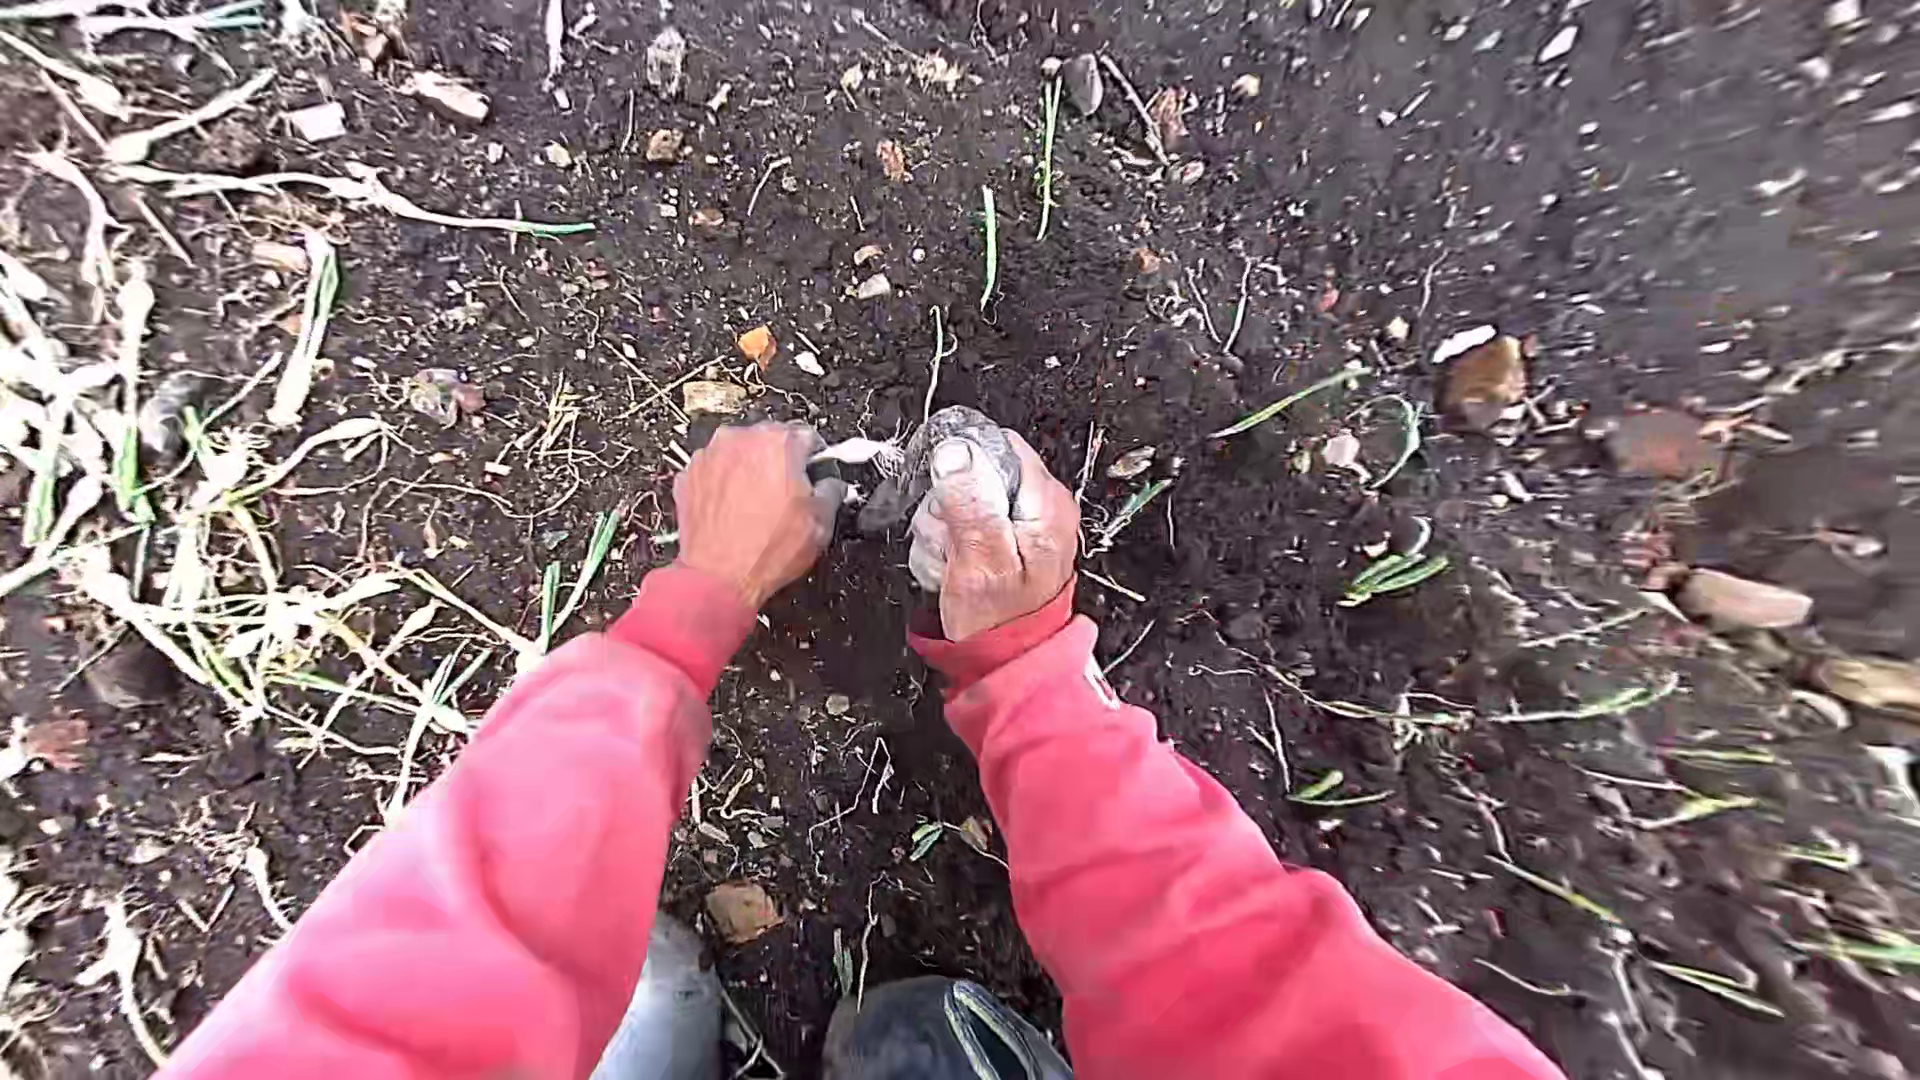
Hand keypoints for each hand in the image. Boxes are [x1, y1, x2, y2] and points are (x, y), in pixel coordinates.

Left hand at [673, 423, 846, 608]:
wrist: (720, 578)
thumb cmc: (767, 550)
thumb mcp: (822, 521)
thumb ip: (832, 490)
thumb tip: (831, 485)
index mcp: (778, 443)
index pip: (807, 435)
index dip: (815, 458)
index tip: (814, 474)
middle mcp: (741, 441)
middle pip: (771, 440)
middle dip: (781, 462)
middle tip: (788, 495)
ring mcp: (710, 457)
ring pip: (741, 454)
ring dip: (752, 472)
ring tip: (759, 507)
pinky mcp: (689, 476)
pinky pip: (716, 472)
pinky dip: (726, 485)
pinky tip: (736, 511)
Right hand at [908, 431, 1078, 640]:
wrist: (1003, 659)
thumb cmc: (998, 621)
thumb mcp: (979, 561)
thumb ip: (970, 504)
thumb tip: (957, 453)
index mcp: (1044, 505)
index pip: (1000, 447)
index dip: (964, 465)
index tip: (947, 498)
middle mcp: (1038, 508)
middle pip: (977, 472)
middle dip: (949, 504)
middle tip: (951, 541)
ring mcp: (1020, 523)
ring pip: (963, 497)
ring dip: (944, 526)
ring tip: (952, 557)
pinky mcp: (1002, 537)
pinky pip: (963, 520)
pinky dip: (950, 539)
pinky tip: (954, 562)